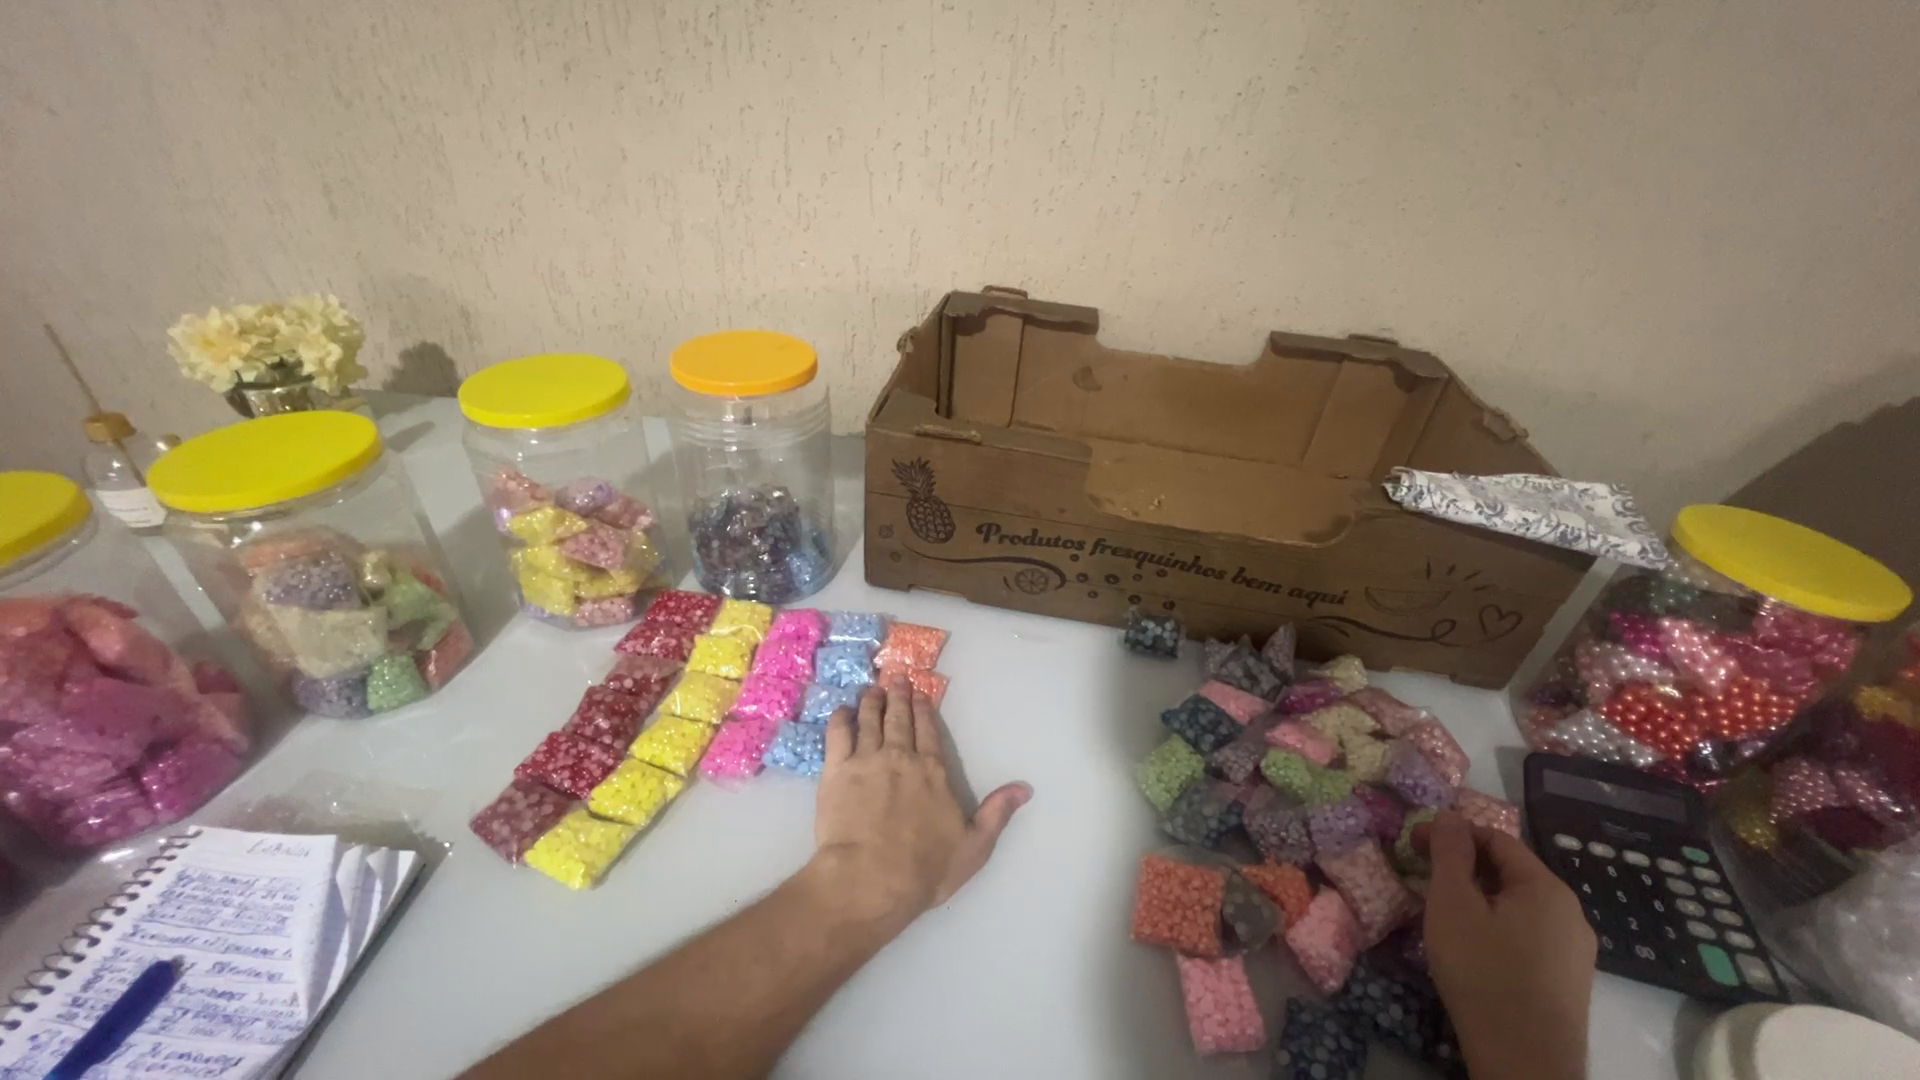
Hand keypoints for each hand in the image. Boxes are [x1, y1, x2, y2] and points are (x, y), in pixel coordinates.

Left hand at [811, 675, 1030, 925]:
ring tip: (872, 688)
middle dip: (899, 695)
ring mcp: (866, 761)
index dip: (924, 710)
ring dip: (872, 701)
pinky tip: (842, 711)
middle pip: (900, 719)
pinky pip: (838, 735)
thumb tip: (1025, 788)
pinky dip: (840, 719)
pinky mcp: (836, 771)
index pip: (929, 732)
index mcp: (933, 772)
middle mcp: (901, 757)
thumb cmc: (924, 868)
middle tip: (895, 677)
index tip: (920, 693)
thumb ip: (997, 812)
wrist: (869, 879)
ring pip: (870, 720)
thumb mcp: (974, 846)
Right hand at [1414, 811, 1595, 1079]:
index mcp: (1547, 888)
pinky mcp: (1567, 979)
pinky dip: (1495, 925)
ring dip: (1478, 896)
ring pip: (1517, 904)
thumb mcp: (1453, 904)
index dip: (1452, 833)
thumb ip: (1450, 854)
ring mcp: (1575, 950)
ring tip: (1442, 912)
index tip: (1413, 844)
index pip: (1496, 838)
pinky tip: (1472, 946)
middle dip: (1463, 865)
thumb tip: (1450, 815)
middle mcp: (1571, 913)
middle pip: (1509, 870)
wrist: (1525, 1061)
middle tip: (1422, 876)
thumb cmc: (1483, 972)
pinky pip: (1527, 933)